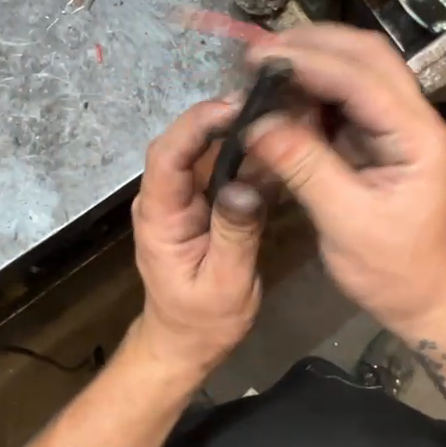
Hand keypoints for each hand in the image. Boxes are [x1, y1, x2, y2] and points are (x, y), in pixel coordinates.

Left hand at [128, 98, 266, 372]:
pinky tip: (283, 147)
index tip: (236, 107)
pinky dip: (254, 158)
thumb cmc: (201, 321)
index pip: (168, 155)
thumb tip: (247, 186)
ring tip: (285, 117)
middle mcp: (169, 197)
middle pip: (189, 142)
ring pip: (211, 152)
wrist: (188, 342)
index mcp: (160, 214)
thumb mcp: (224, 283)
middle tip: (274, 103)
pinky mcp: (208, 203)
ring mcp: (188, 199)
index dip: (198, 125)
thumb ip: (234, 233)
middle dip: (226, 118)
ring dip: (245, 134)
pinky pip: (228, 171)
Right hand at [243, 24, 445, 333]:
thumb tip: (256, 125)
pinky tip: (282, 94)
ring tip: (264, 68)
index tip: (262, 58)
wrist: (416, 296)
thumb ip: (304, 168)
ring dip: (312, 62)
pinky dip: (312, 90)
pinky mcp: (377, 138)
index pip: (363, 79)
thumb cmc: (390, 268)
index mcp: (417, 136)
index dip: (311, 62)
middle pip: (368, 57)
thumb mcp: (345, 222)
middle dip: (314, 46)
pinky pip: (344, 98)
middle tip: (260, 53)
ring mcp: (396, 126)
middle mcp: (413, 119)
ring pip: (357, 70)